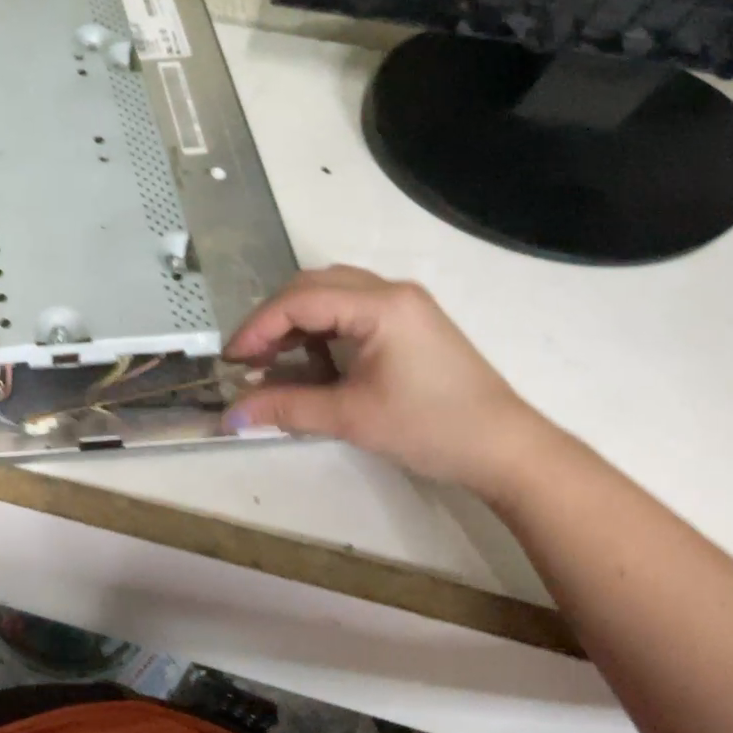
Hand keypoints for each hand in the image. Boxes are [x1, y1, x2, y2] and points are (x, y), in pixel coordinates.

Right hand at [221, 266, 554, 495]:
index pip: (299, 300)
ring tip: (270, 358)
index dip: (257, 327)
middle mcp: (392, 292)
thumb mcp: (350, 418)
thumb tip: (228, 415)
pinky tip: (306, 359)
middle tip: (246, 358)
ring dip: (293, 320)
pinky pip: (348, 308)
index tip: (231, 360)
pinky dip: (317, 327)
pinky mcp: (407, 322)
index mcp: (381, 306)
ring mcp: (403, 305)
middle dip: (271, 319)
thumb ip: (284, 408)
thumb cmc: (430, 428)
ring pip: (329, 293)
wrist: (504, 447)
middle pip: (311, 286)